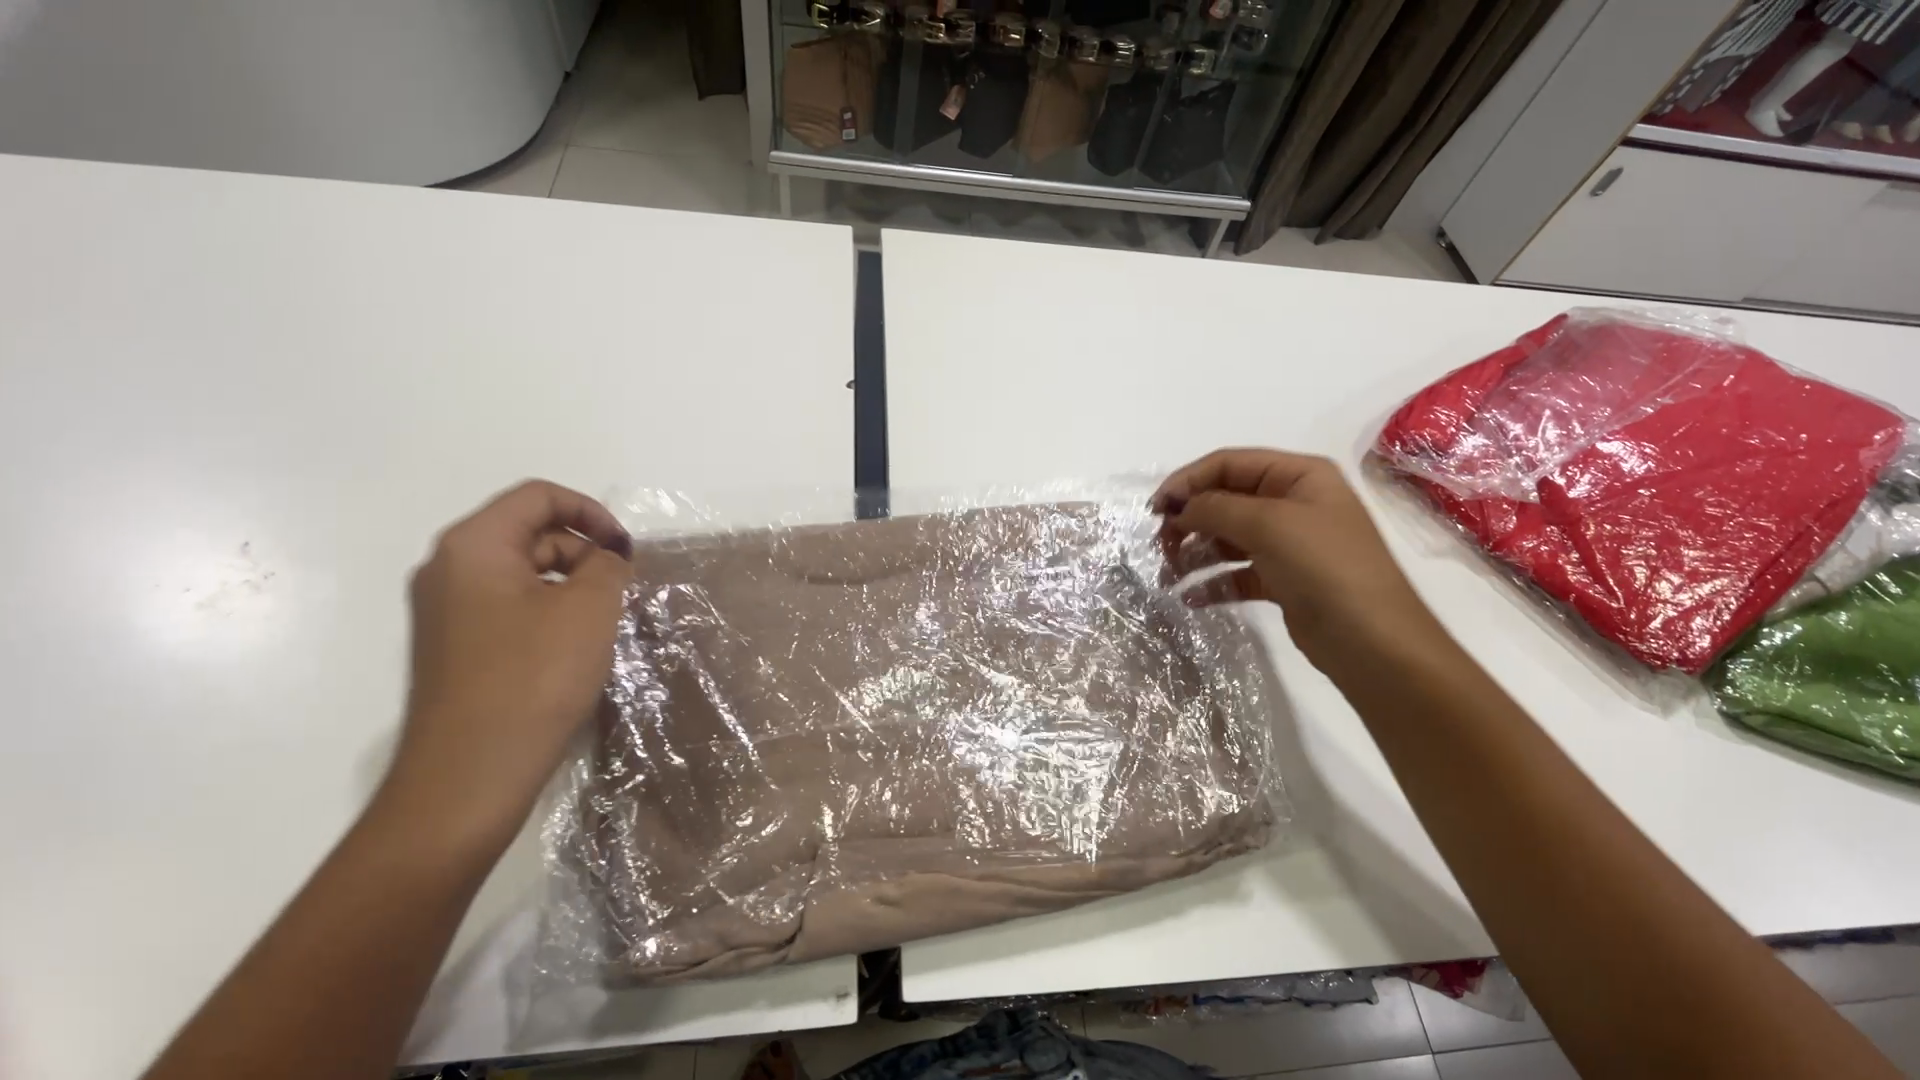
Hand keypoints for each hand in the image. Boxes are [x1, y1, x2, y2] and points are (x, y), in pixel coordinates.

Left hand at [386, 481, 633, 840]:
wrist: (469, 776)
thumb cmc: (533, 679)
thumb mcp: (588, 610)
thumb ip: (606, 566)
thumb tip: (605, 558)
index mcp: (473, 546)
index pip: (538, 496)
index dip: (591, 512)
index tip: (626, 551)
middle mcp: (448, 569)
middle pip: (528, 532)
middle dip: (582, 551)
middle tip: (621, 592)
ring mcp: (446, 612)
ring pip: (521, 574)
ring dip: (569, 586)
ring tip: (603, 625)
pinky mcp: (455, 649)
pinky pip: (508, 609)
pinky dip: (547, 614)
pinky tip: (573, 652)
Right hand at [1152, 448, 1445, 676]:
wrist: (1372, 640)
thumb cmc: (1325, 568)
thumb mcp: (1268, 525)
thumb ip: (1216, 508)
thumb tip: (1180, 508)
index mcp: (1298, 475)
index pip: (1228, 464)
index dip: (1187, 481)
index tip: (1153, 510)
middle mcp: (1293, 502)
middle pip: (1225, 500)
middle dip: (1189, 520)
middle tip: (1160, 546)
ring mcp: (1289, 543)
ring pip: (1227, 538)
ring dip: (1195, 553)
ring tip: (1168, 575)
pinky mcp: (1284, 580)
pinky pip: (1237, 573)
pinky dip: (1212, 582)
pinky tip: (1190, 598)